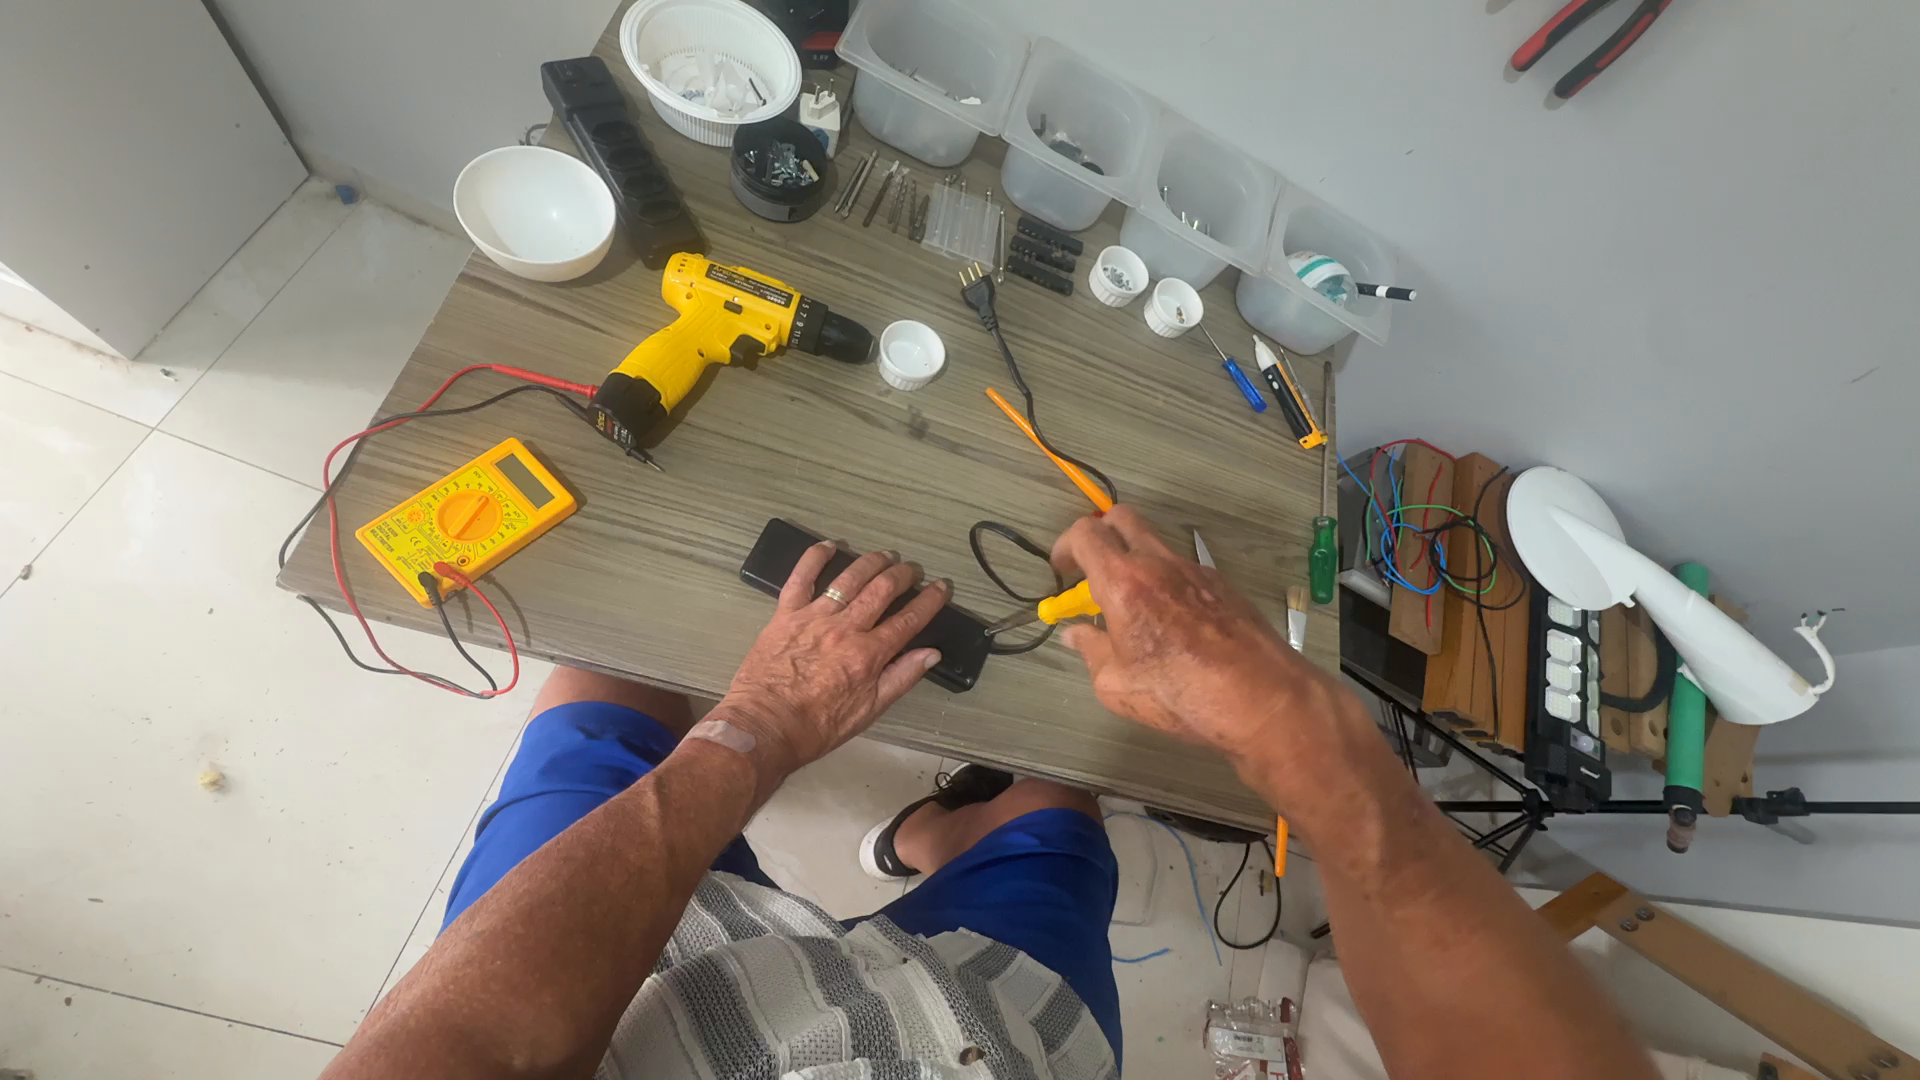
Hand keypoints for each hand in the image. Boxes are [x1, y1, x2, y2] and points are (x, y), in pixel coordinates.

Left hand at [716, 542, 947, 781]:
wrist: (764, 727)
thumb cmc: (817, 726)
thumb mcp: (869, 711)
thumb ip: (901, 678)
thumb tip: (931, 654)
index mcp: (869, 654)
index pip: (909, 620)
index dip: (929, 601)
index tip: (942, 588)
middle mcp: (845, 628)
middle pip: (882, 590)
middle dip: (903, 575)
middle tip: (913, 570)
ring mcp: (814, 617)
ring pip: (849, 579)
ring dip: (871, 562)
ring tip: (885, 555)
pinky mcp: (786, 614)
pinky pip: (801, 578)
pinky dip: (815, 558)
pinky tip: (830, 546)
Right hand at [1050, 506, 1346, 763]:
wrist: (1264, 700)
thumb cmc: (1181, 694)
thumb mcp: (1116, 685)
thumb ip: (1090, 651)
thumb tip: (1076, 634)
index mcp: (1124, 583)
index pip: (1085, 534)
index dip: (1065, 546)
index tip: (1062, 571)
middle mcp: (1158, 564)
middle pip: (1121, 518)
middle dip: (1099, 535)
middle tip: (1093, 571)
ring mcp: (1195, 570)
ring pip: (1154, 544)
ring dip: (1134, 561)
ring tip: (1134, 609)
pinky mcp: (1222, 584)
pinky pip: (1181, 569)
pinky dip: (1165, 581)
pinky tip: (1173, 625)